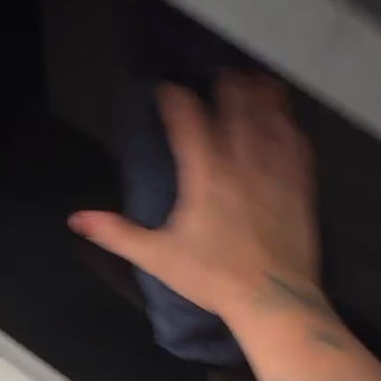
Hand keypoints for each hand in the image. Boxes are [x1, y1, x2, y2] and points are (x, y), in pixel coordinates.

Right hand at [70, 72, 319, 324]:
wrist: (271, 297)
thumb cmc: (212, 278)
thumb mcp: (158, 258)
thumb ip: (118, 234)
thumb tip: (79, 220)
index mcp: (205, 173)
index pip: (187, 116)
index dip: (174, 96)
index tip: (166, 91)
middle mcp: (242, 158)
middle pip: (234, 100)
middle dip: (222, 86)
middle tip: (213, 82)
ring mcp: (276, 166)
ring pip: (269, 111)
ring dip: (258, 94)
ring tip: (249, 86)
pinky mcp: (301, 180)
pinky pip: (296, 138)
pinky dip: (286, 122)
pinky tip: (282, 121)